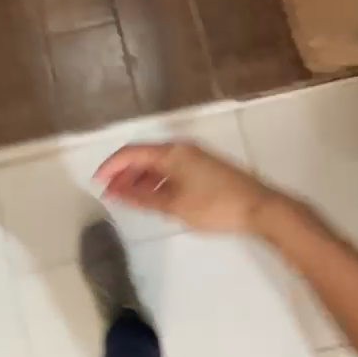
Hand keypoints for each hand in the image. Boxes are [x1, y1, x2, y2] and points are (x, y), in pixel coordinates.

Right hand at [94, 141, 284, 233]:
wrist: (261, 207)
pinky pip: (171, 170)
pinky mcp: (204, 169)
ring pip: (158, 165)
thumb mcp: (175, 205)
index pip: (131, 153)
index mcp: (171, 152)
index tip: (97, 182)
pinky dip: (156, 182)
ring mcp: (194, 158)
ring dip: (139, 179)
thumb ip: (144, 198)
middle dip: (123, 174)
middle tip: (109, 194)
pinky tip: (152, 198)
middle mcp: (181, 149)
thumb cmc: (215, 205)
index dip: (111, 166)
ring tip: (126, 199)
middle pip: (143, 157)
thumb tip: (118, 191)